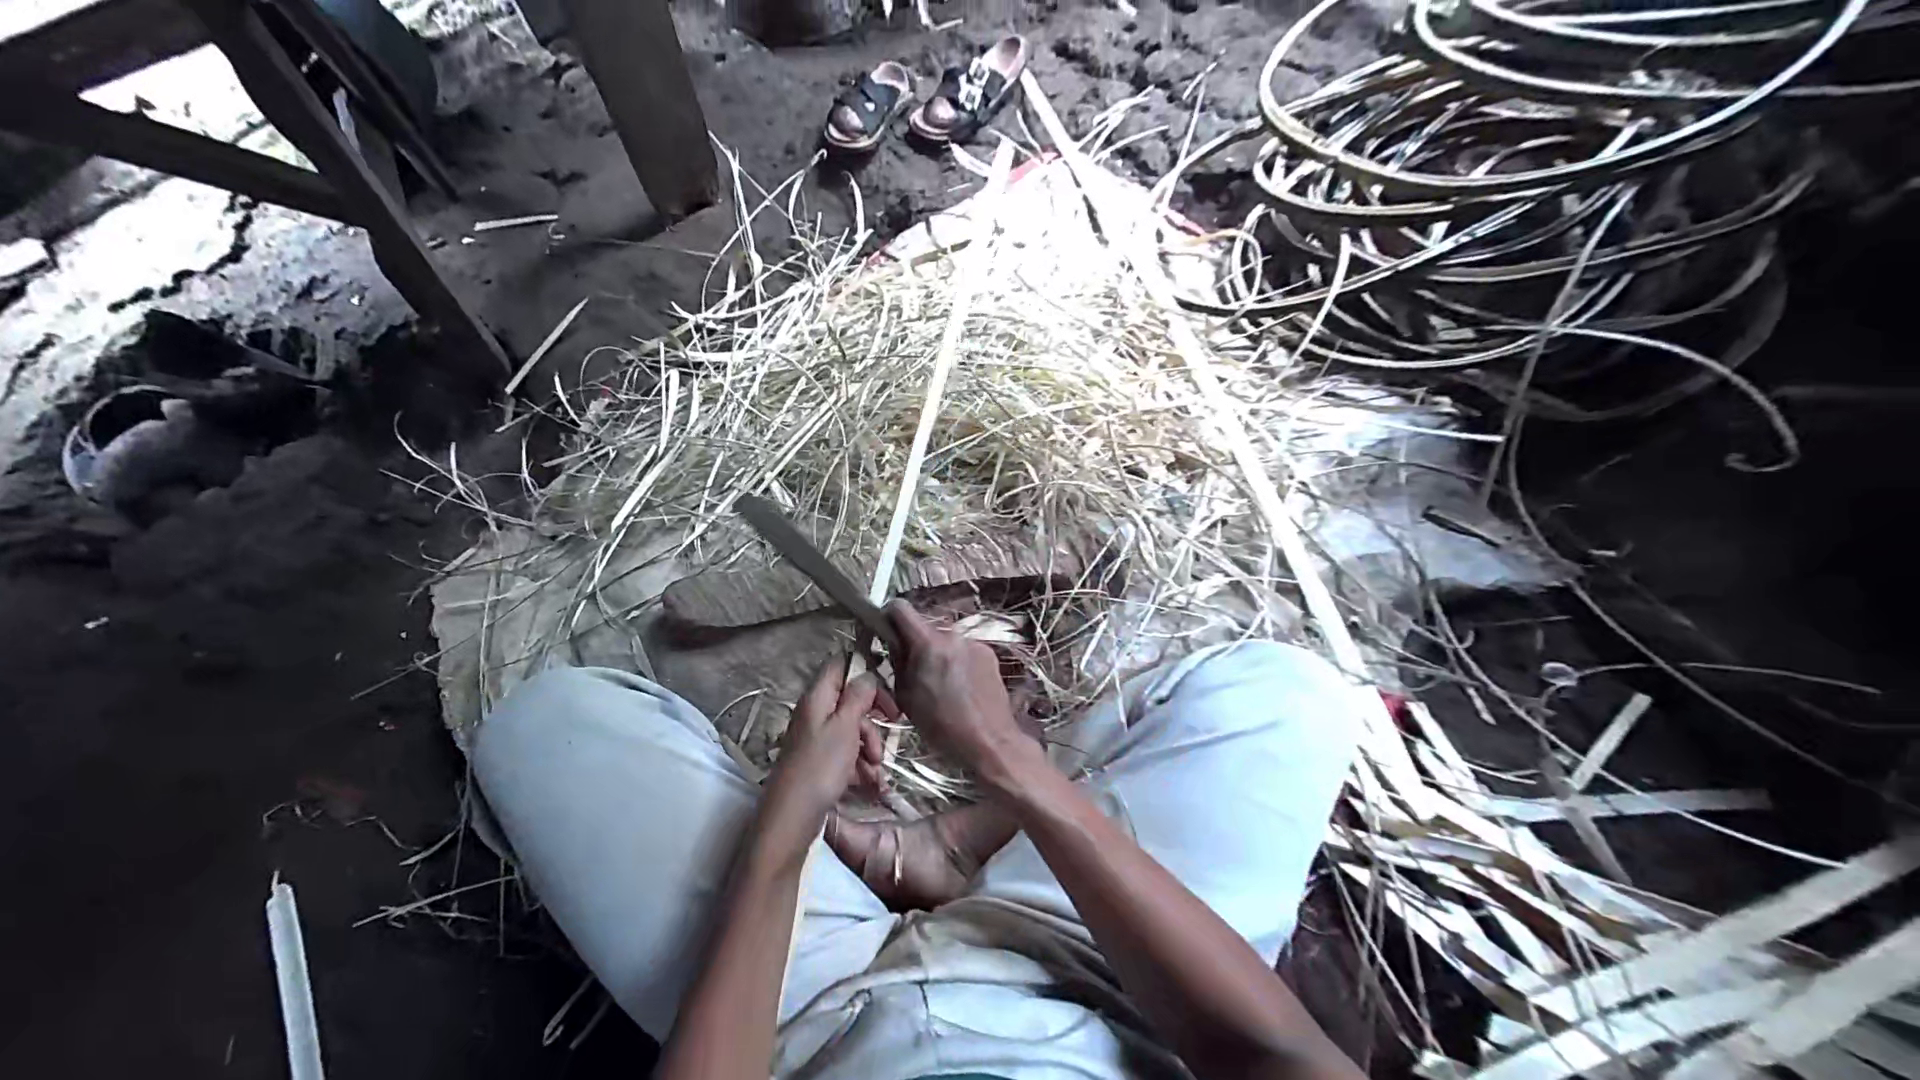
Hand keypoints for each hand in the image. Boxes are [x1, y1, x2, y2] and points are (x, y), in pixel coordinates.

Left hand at [767, 656, 887, 817]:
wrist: (792, 817)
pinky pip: (848, 752)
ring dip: (871, 745)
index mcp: (818, 697)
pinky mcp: (822, 761)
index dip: (865, 671)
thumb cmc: (820, 767)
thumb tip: (867, 674)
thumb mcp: (844, 727)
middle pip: (852, 699)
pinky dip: (861, 764)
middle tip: (893, 726)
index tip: (887, 688)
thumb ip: (858, 697)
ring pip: (854, 728)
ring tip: (876, 769)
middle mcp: (816, 712)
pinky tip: (872, 782)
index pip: (841, 664)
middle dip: (874, 716)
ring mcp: (818, 738)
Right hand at [885, 601, 1037, 790]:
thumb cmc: (943, 727)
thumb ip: (898, 662)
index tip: (887, 629)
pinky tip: (960, 688)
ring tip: (941, 686)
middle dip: (916, 644)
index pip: (900, 608)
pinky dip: (958, 662)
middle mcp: (952, 636)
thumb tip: (894, 643)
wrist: (988, 741)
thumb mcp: (906, 696)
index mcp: (927, 644)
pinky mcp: (988, 653)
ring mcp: (973, 643)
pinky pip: (964, 650)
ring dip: (938, 654)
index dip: (889, 616)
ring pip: (945, 641)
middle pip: (925, 628)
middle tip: (915, 671)